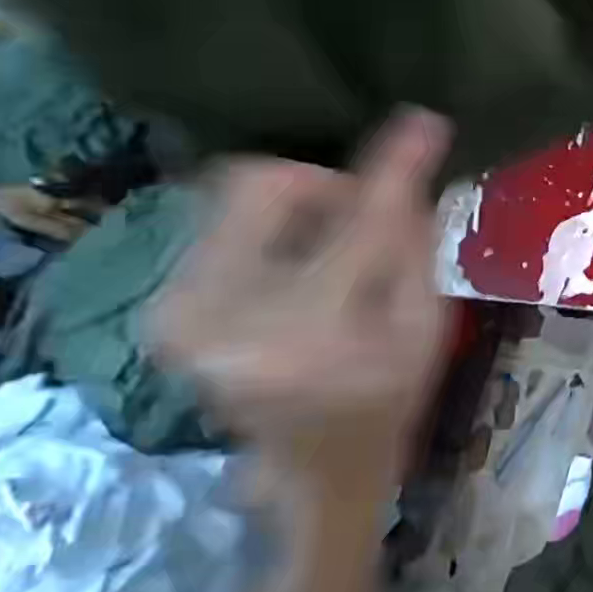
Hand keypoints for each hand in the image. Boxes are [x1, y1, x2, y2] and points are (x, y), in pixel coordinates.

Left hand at [150, 108, 452, 469]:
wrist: (315, 470)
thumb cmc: (385, 400)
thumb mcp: (423, 323)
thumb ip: (415, 235)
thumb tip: (419, 141)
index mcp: (303, 336)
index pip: (355, 222)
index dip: (392, 166)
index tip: (424, 121)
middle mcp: (219, 319)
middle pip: (263, 185)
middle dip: (324, 187)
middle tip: (362, 221)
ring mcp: (178, 313)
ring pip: (240, 194)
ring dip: (299, 207)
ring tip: (332, 253)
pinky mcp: (168, 306)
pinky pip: (222, 219)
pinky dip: (272, 226)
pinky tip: (300, 266)